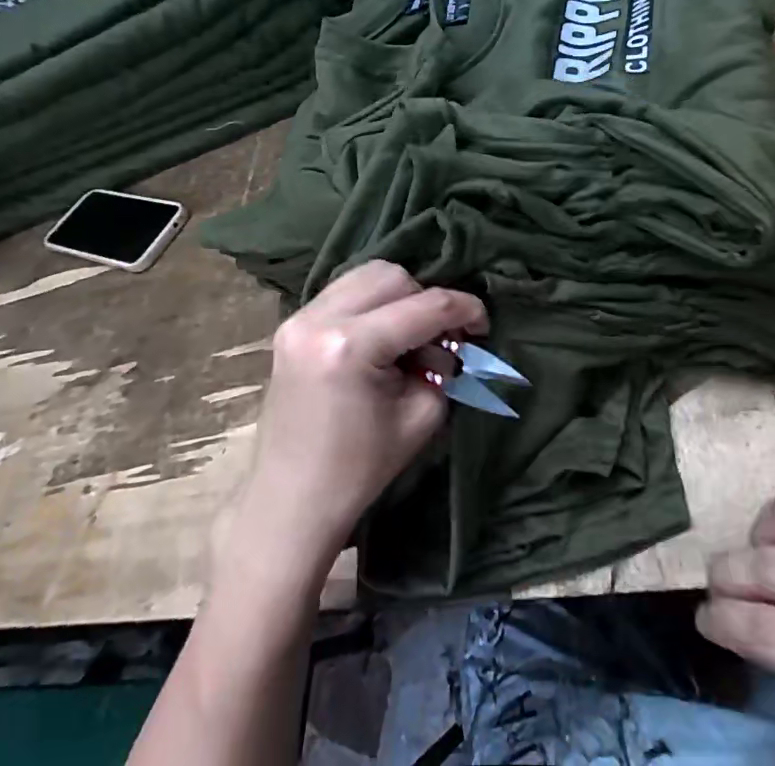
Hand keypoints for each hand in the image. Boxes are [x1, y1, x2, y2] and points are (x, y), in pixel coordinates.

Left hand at [227, 261, 486, 571]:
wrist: (292, 497)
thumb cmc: (359, 468)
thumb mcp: (421, 415)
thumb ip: (443, 366)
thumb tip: (449, 339)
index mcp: (350, 346)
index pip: (423, 306)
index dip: (464, 310)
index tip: (484, 324)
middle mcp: (318, 319)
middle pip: (391, 276)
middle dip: (426, 301)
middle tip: (442, 338)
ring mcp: (297, 319)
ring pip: (364, 276)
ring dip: (398, 298)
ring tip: (410, 338)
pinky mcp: (290, 326)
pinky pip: (342, 293)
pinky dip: (371, 304)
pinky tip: (382, 338)